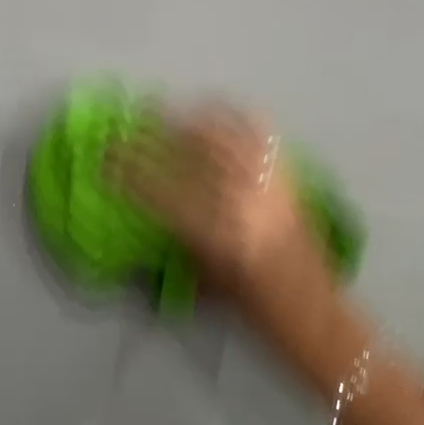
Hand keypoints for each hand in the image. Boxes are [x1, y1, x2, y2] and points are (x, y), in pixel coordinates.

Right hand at [107, 103, 328, 303]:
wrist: (319, 316)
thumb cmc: (256, 312)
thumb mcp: (207, 281)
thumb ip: (180, 240)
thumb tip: (150, 204)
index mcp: (220, 238)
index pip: (162, 193)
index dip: (128, 173)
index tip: (104, 158)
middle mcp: (245, 205)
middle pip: (190, 156)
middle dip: (151, 137)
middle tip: (126, 126)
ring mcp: (271, 187)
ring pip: (224, 137)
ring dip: (188, 122)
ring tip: (164, 116)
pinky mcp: (291, 179)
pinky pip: (261, 134)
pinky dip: (235, 116)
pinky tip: (213, 108)